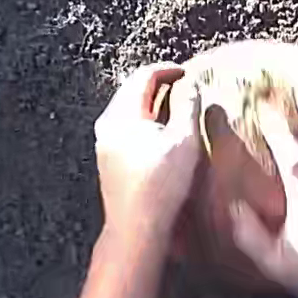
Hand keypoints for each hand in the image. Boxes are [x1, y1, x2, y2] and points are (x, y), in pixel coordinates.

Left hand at [95, 62, 202, 250]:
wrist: (135, 227)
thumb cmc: (162, 184)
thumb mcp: (184, 141)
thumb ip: (189, 108)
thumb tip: (193, 88)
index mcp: (123, 114)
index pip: (143, 77)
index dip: (167, 70)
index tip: (187, 72)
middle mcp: (107, 124)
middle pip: (132, 90)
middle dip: (157, 83)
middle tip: (182, 84)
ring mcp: (104, 142)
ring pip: (128, 109)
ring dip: (151, 102)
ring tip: (174, 105)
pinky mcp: (108, 158)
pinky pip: (125, 126)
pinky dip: (143, 119)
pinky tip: (160, 131)